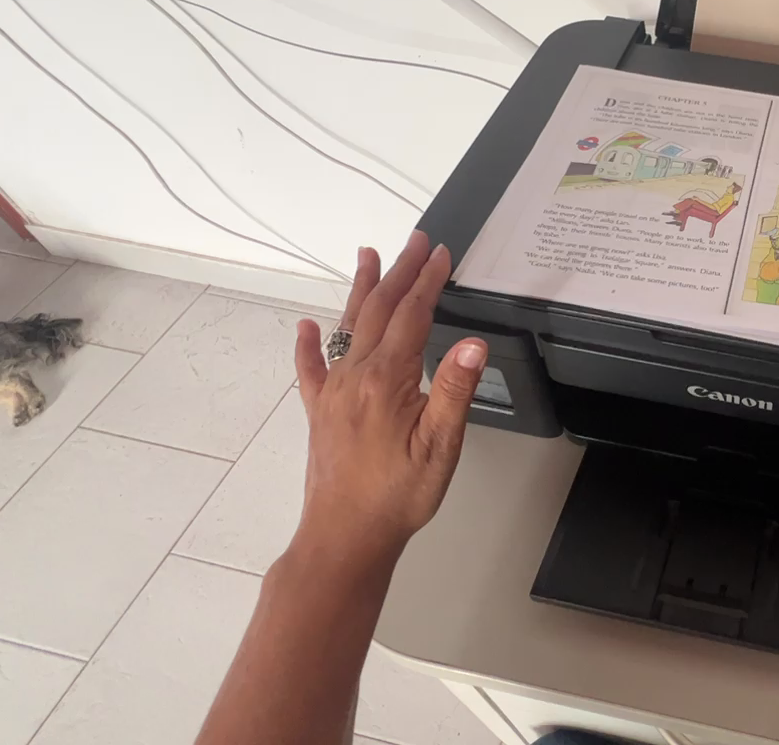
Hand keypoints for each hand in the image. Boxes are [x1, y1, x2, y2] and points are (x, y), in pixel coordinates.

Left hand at [290, 231, 485, 575]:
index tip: (442, 253)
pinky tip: (306, 327)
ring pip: (347, 328)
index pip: (410, 316)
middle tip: (416, 240)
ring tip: (368, 256)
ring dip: (360, 290)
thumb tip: (472, 343)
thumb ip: (455, 391)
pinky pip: (310, 370)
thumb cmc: (400, 493)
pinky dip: (308, 344)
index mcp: (385, 381)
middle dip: (399, 272)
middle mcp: (353, 377)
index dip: (427, 282)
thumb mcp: (441, 446)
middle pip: (378, 311)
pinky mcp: (320, 412)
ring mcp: (332, 393)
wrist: (345, 539)